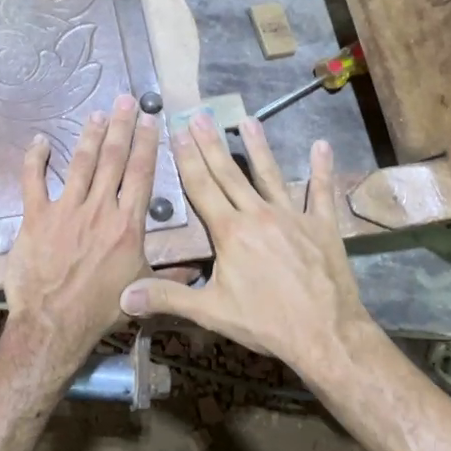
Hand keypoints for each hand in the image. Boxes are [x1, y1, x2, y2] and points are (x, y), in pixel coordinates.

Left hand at [2, 93, 159, 379]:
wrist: (53, 324)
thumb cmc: (100, 311)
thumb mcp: (141, 291)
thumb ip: (170, 278)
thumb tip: (197, 273)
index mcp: (127, 224)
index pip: (141, 174)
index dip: (146, 143)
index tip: (150, 119)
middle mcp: (99, 209)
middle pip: (113, 158)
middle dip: (121, 126)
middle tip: (125, 99)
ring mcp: (65, 210)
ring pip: (80, 163)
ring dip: (89, 135)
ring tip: (97, 113)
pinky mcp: (35, 217)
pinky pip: (33, 180)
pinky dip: (35, 158)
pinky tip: (39, 140)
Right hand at [120, 113, 377, 376]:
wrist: (326, 336)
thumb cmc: (265, 323)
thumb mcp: (211, 312)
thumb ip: (167, 298)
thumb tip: (124, 295)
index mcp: (230, 231)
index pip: (201, 187)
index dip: (187, 158)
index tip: (177, 130)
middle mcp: (258, 214)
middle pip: (230, 172)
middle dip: (212, 142)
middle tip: (200, 115)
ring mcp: (292, 217)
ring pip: (271, 174)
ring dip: (258, 146)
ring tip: (248, 119)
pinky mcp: (322, 227)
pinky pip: (321, 193)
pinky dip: (321, 170)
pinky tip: (322, 146)